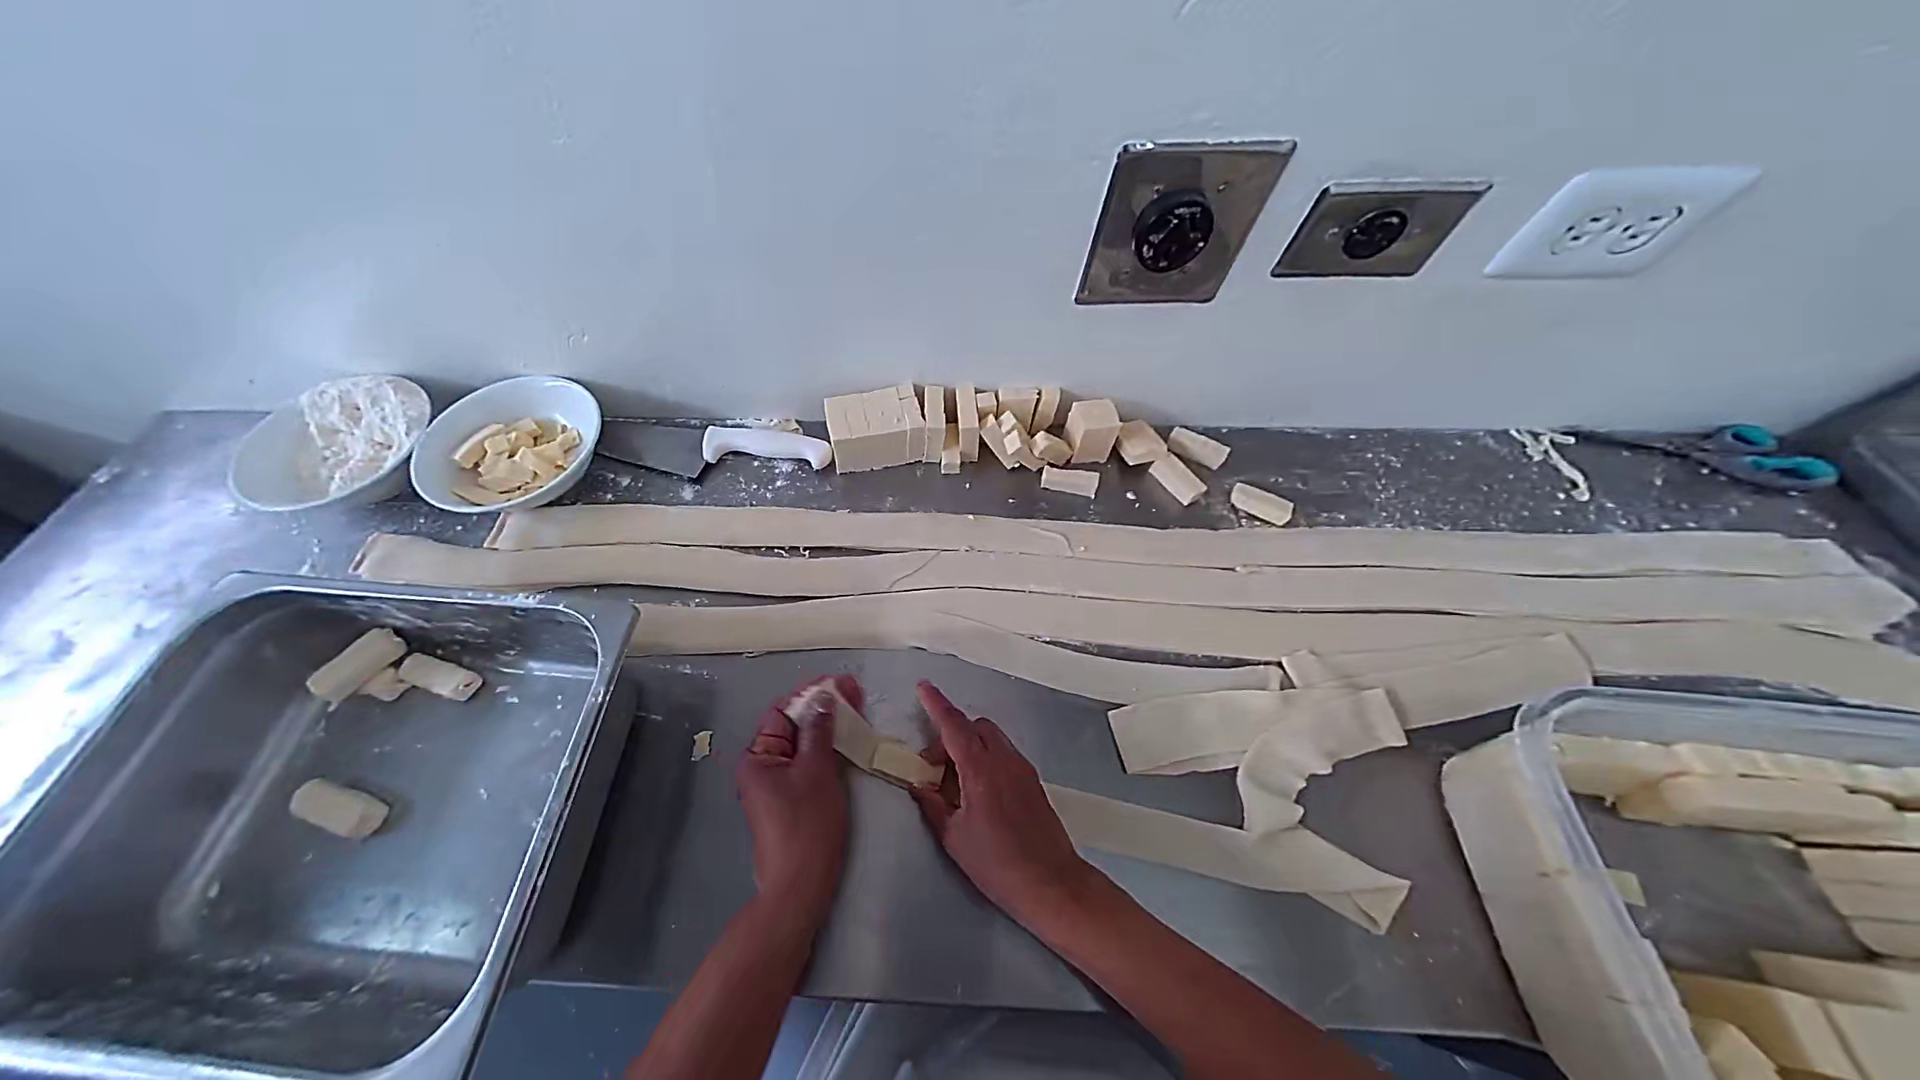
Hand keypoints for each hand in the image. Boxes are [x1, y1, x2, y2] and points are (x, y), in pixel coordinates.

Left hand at [737, 674, 852, 924]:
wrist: (801, 884)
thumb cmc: (807, 825)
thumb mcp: (816, 771)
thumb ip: (819, 731)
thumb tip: (823, 699)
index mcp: (758, 757)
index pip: (782, 711)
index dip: (811, 693)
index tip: (839, 681)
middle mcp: (762, 766)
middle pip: (792, 725)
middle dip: (821, 705)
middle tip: (854, 691)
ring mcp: (776, 782)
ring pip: (802, 742)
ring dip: (826, 723)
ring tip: (854, 707)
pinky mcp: (791, 796)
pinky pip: (806, 760)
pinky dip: (825, 746)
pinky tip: (845, 737)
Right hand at [909, 680, 1103, 926]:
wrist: (1051, 883)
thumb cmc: (997, 864)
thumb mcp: (954, 837)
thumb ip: (932, 805)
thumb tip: (918, 785)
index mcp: (981, 771)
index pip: (955, 726)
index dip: (936, 705)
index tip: (923, 687)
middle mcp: (1004, 761)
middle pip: (975, 727)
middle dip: (951, 733)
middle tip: (933, 766)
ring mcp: (1022, 769)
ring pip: (991, 738)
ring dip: (970, 746)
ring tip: (954, 782)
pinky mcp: (1032, 781)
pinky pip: (1003, 754)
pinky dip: (985, 757)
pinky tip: (976, 791)